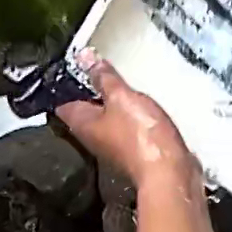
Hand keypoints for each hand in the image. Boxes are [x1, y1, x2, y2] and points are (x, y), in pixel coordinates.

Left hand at [56, 50, 197, 192]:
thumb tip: (83, 57)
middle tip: (101, 66)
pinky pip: (126, 128)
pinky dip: (130, 116)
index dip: (65, 81)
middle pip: (85, 109)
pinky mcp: (134, 152)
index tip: (75, 62)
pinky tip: (140, 105)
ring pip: (107, 119)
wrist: (170, 173)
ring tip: (122, 82)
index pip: (61, 99)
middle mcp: (93, 138)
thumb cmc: (142, 137)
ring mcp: (114, 147)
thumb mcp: (121, 97)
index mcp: (82, 124)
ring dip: (113, 103)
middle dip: (92, 89)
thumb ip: (104, 77)